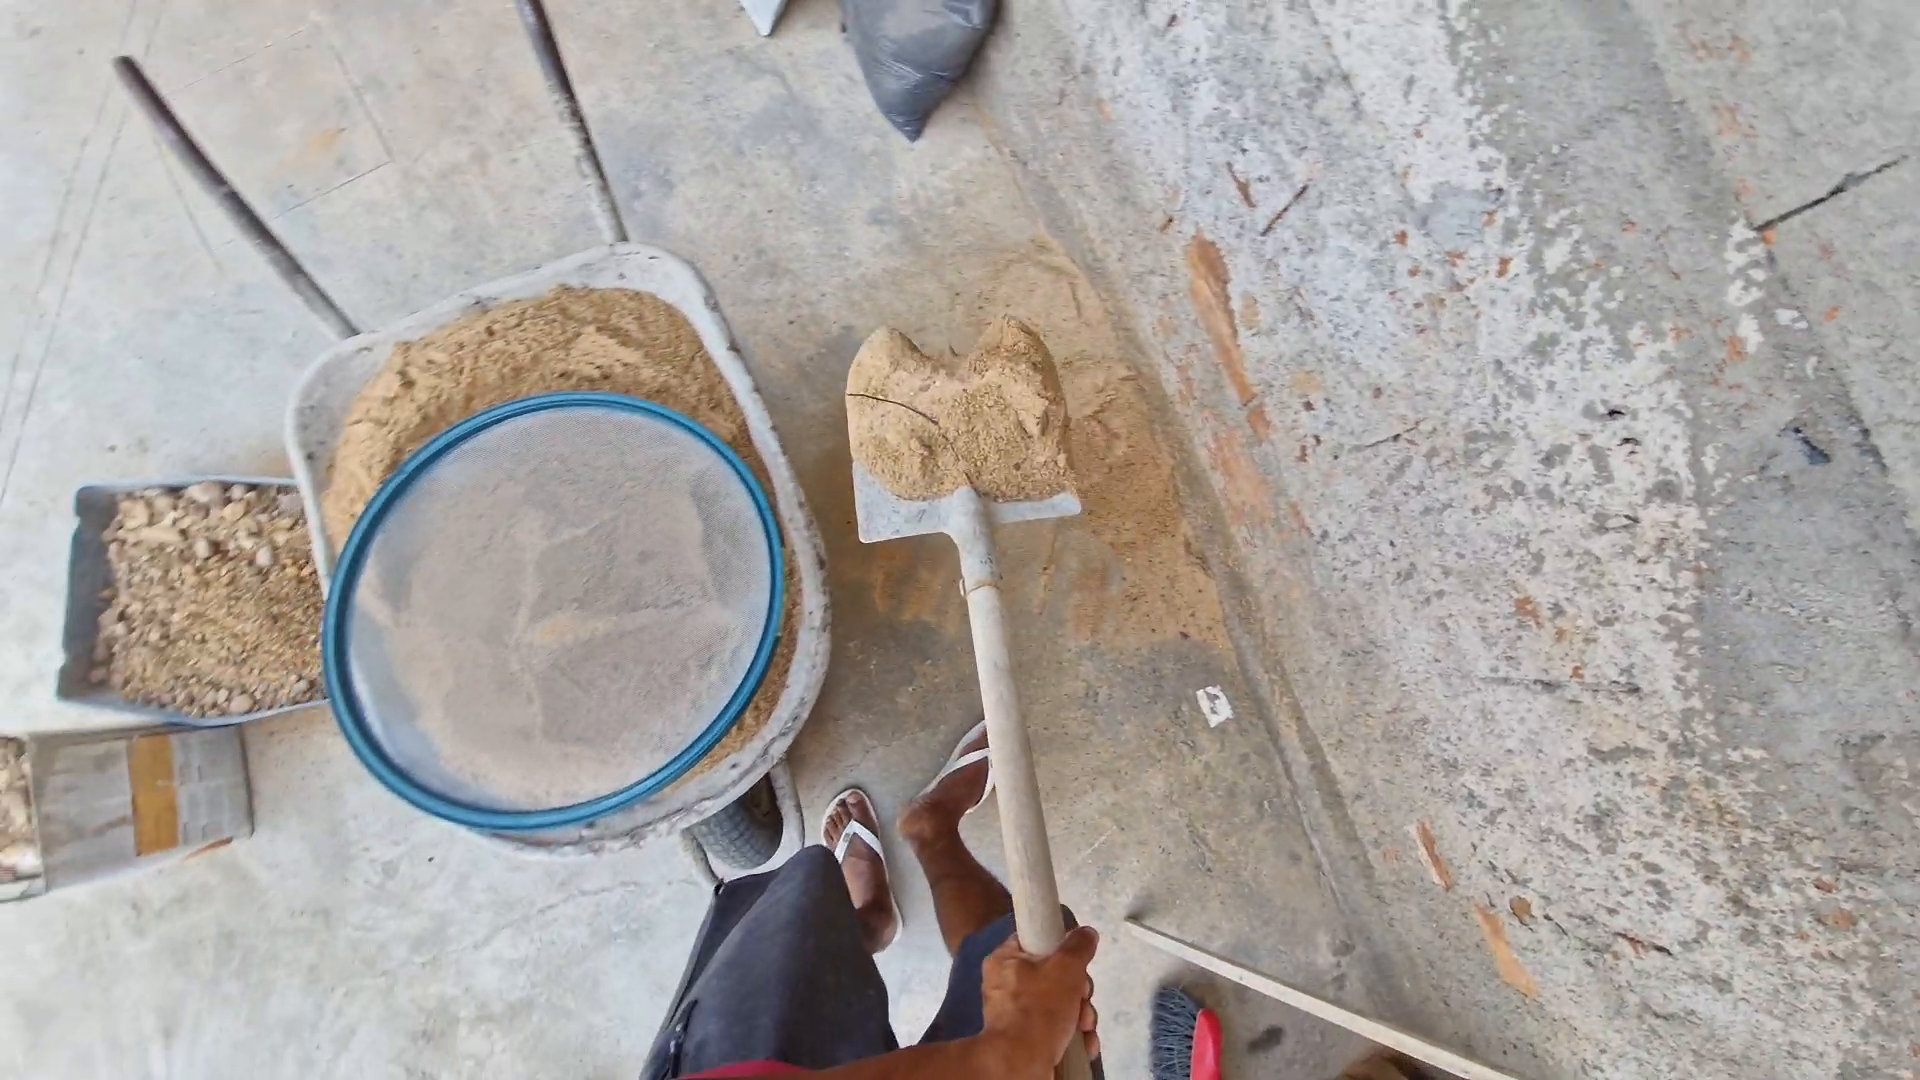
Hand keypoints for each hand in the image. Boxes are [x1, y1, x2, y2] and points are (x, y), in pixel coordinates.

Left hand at [978, 925, 1099, 1076]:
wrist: (1021, 1065)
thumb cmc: (1038, 1008)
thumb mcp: (1065, 967)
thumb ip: (1079, 946)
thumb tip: (1087, 933)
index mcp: (1005, 959)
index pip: (1036, 941)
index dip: (1062, 950)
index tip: (1077, 963)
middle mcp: (1006, 985)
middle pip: (1054, 975)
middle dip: (1079, 990)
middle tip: (1084, 998)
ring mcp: (1016, 1015)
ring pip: (1059, 1004)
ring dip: (1081, 1015)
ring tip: (1087, 1028)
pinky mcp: (1027, 1041)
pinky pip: (1055, 1029)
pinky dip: (1074, 1035)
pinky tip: (1086, 1044)